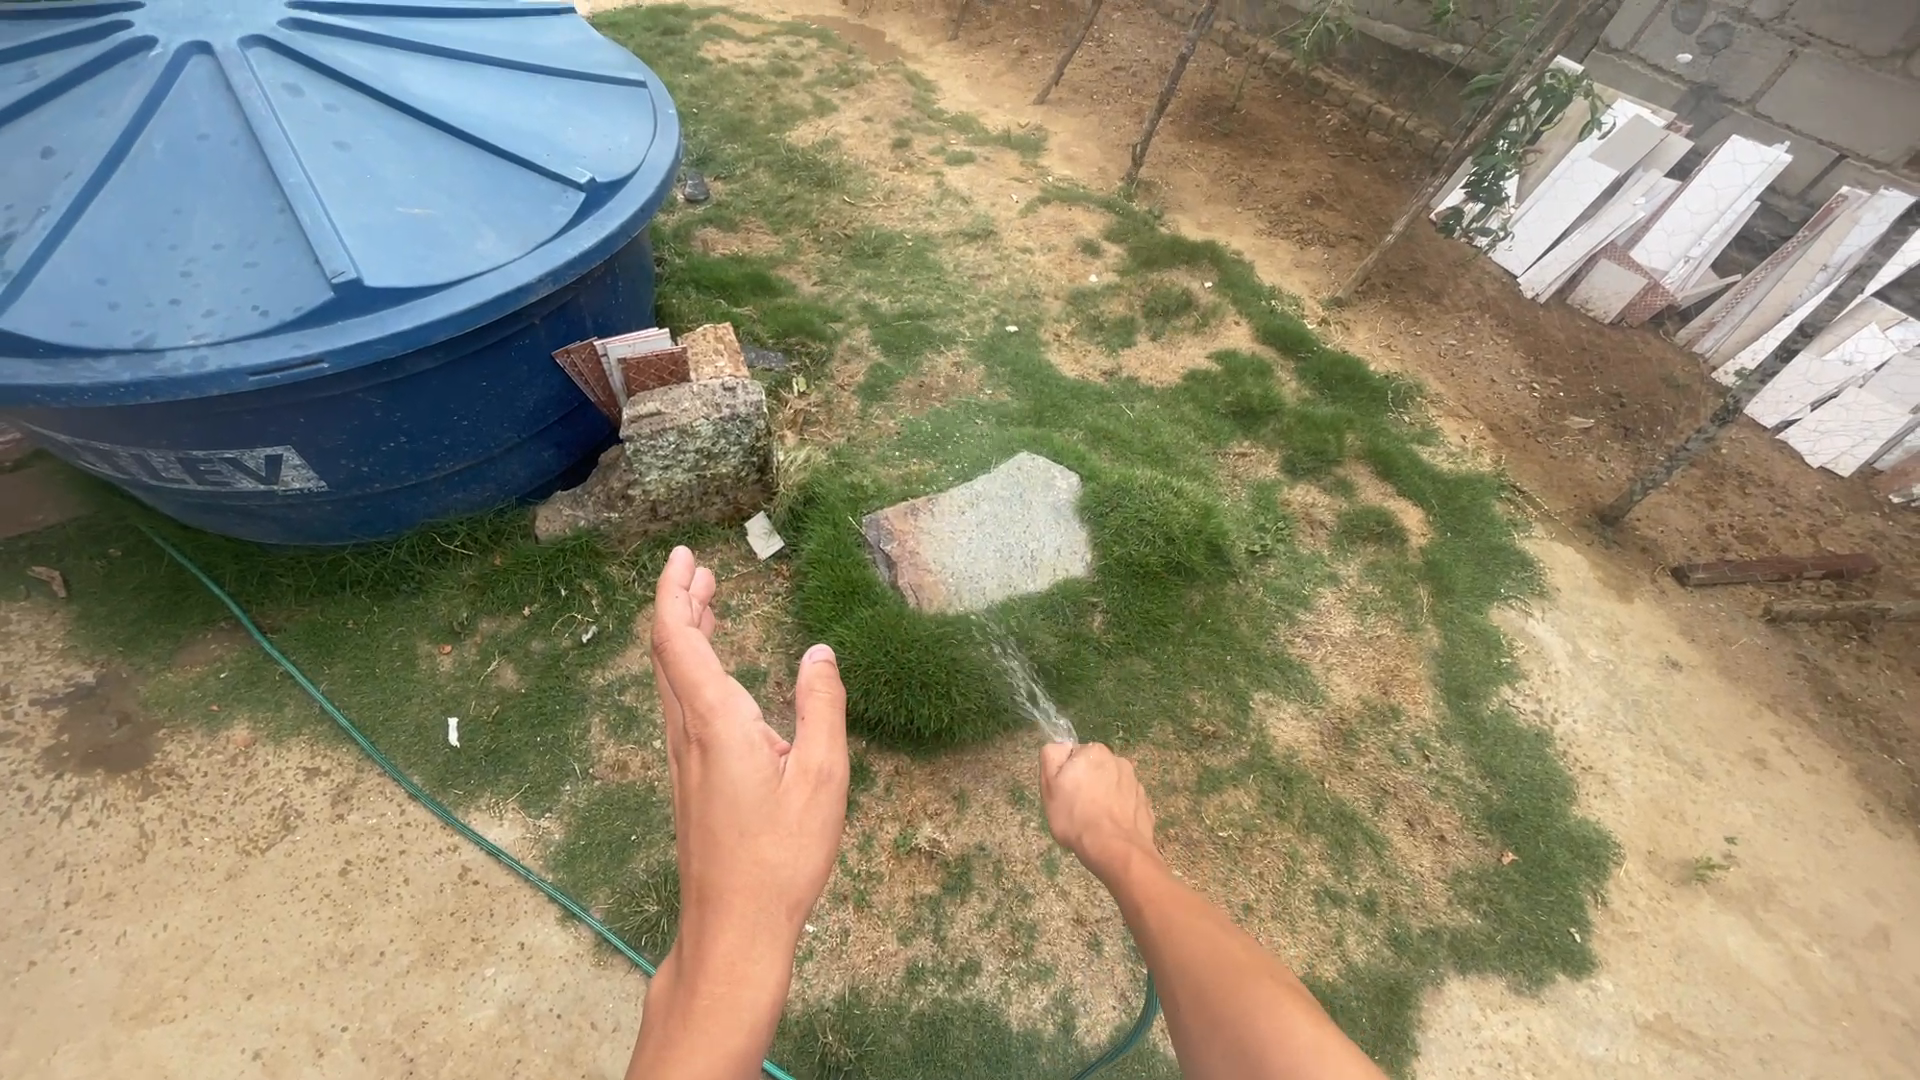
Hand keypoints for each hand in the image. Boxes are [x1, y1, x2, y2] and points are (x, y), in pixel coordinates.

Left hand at [649, 546, 848, 961]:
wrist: (733, 929)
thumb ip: (821, 706)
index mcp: (715, 722)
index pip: (677, 640)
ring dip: (682, 633)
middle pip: (667, 651)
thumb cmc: (782, 854)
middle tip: (700, 570)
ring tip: (707, 602)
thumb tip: (819, 651)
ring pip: (669, 678)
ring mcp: (682, 758)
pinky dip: (689, 666)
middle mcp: (687, 732)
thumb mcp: (822, 777)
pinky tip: (713, 673)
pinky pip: (678, 702)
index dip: (673, 592)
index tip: (683, 556)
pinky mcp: (688, 778)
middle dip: (679, 603)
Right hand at [1039, 742, 1161, 885]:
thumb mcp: (1049, 785)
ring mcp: (1136, 783)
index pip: (1076, 756)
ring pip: (1112, 787)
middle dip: (1088, 785)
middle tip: (1077, 809)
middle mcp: (1119, 761)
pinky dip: (1119, 812)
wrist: (1115, 850)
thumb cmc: (1075, 817)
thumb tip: (1062, 747)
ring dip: (1105, 798)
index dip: (1067, 775)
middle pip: (1096, 770)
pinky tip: (1111, 829)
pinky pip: (1126, 804)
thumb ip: (1052, 756)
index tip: (1065, 793)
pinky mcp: (1146, 805)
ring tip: (1095, 823)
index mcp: (1095, 751)